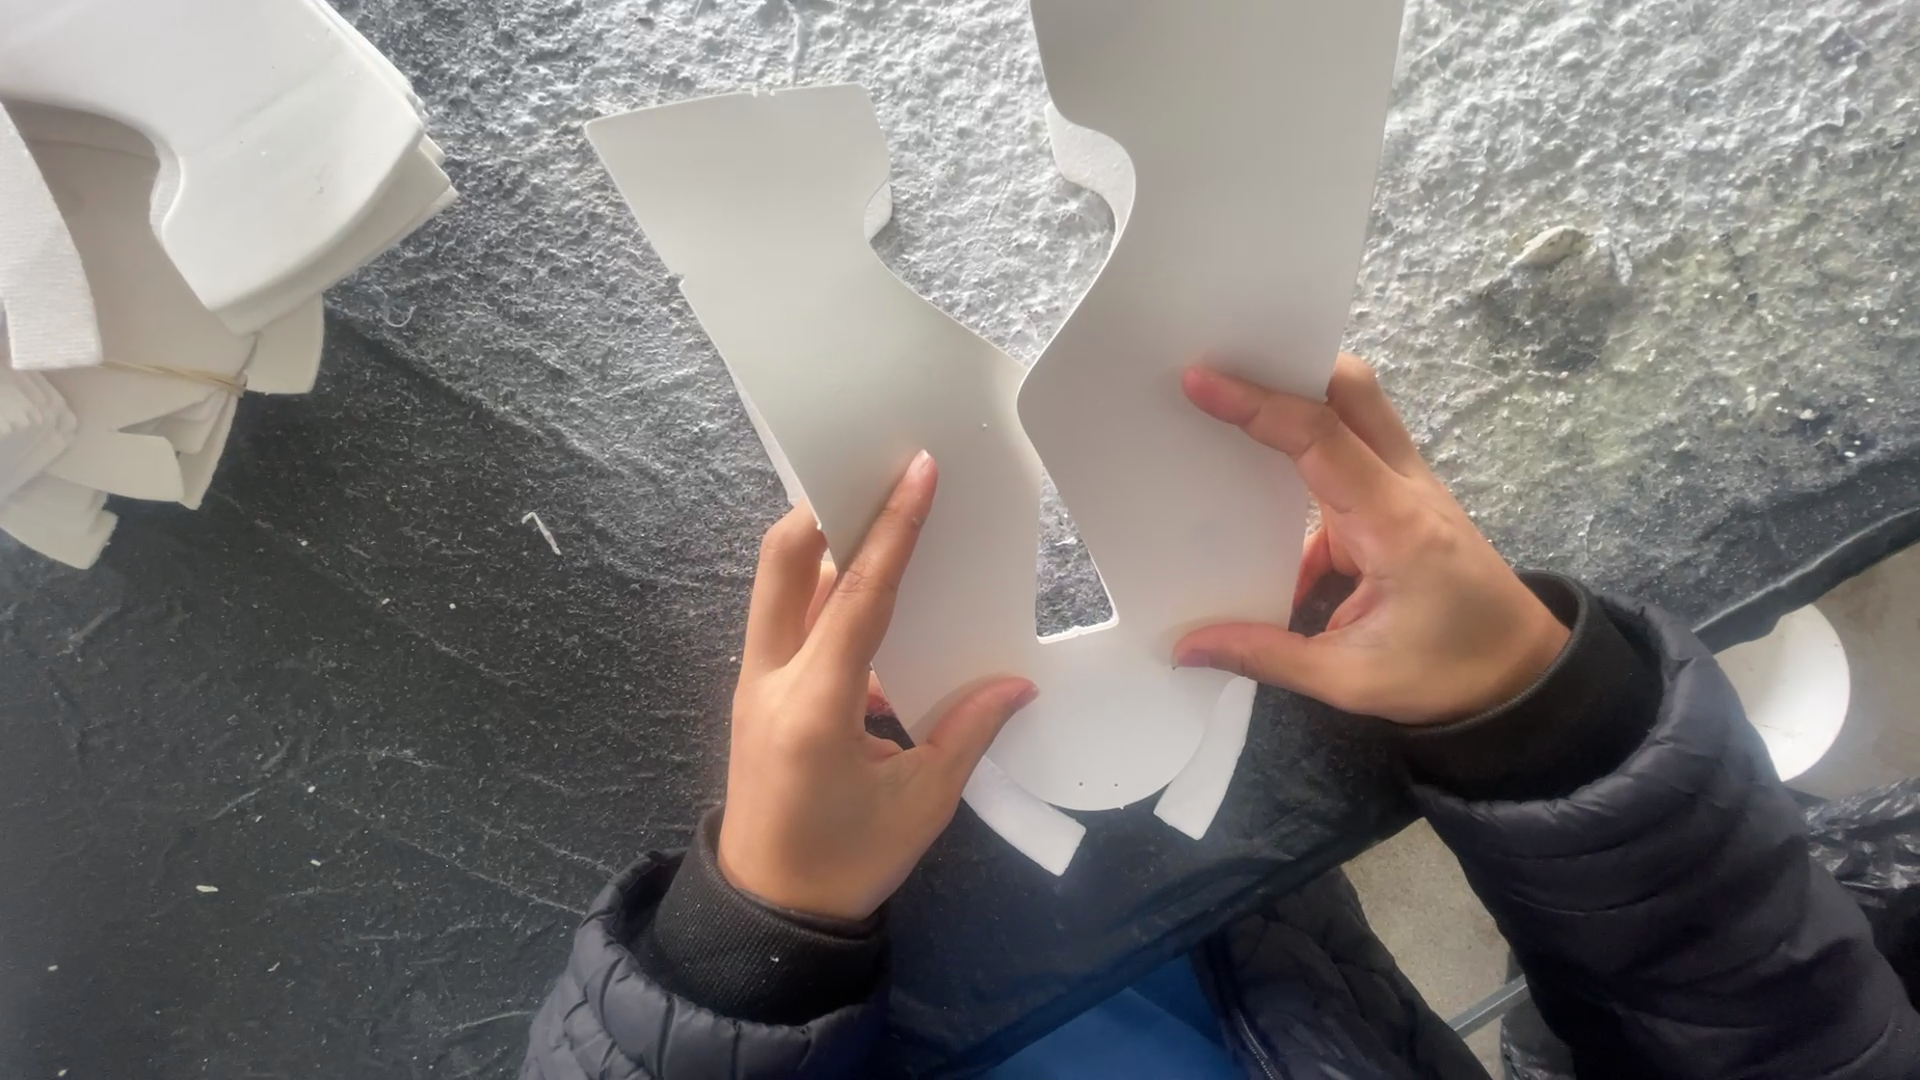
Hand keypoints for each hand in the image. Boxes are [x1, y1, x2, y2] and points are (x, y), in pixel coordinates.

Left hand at [718, 452, 1038, 918]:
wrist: (768, 911)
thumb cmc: (847, 861)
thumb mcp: (922, 802)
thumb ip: (969, 732)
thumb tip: (1017, 684)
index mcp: (816, 707)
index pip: (860, 596)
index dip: (893, 529)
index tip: (916, 471)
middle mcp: (773, 678)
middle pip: (783, 563)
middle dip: (823, 507)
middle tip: (874, 476)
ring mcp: (756, 680)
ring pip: (778, 584)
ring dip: (821, 542)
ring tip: (872, 514)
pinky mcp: (758, 688)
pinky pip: (786, 615)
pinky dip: (821, 586)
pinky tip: (864, 589)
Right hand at [1173, 355, 1569, 725]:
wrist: (1525, 678)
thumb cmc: (1449, 675)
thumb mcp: (1350, 680)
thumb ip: (1265, 656)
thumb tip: (1187, 646)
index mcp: (1395, 525)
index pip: (1321, 439)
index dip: (1258, 405)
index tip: (1202, 381)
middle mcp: (1405, 489)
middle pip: (1355, 393)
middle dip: (1293, 365)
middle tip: (1231, 361)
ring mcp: (1405, 489)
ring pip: (1357, 411)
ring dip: (1300, 395)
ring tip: (1235, 398)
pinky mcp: (1395, 503)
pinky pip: (1347, 455)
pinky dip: (1303, 449)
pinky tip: (1259, 480)